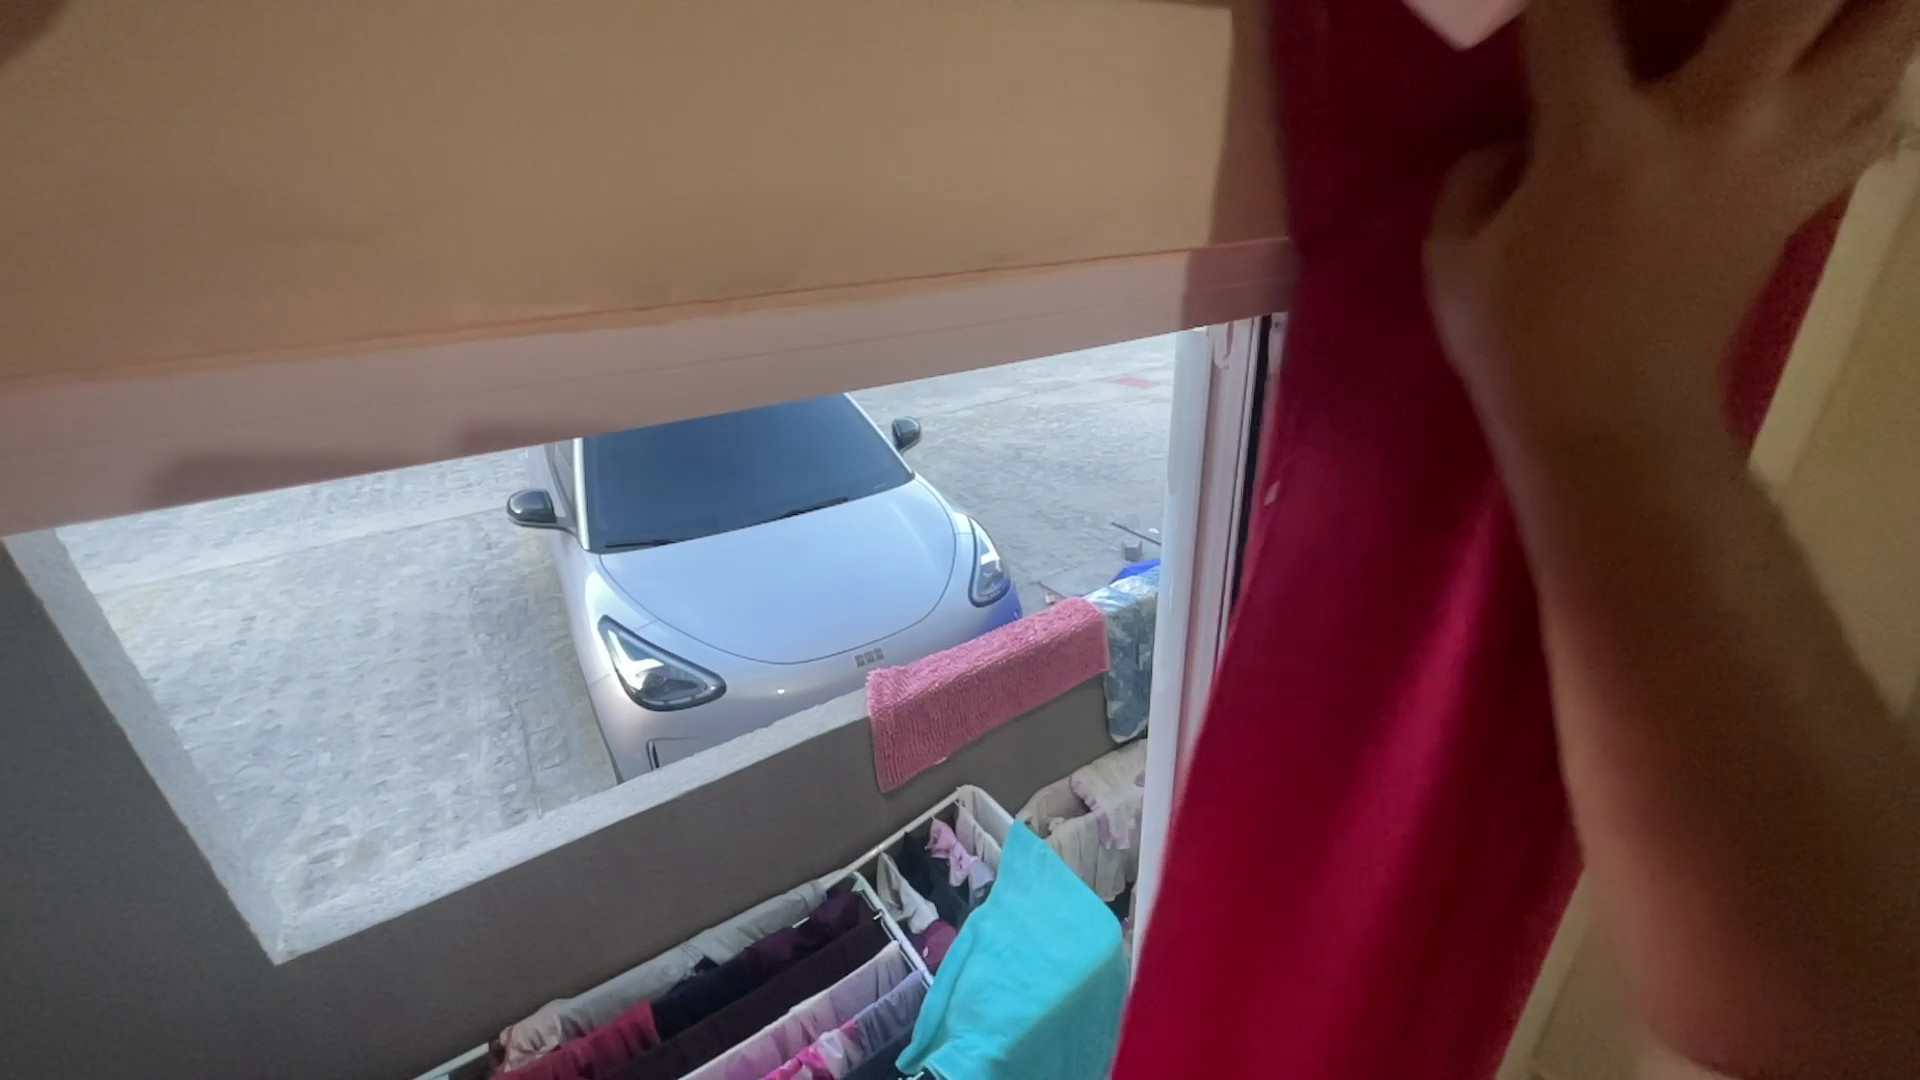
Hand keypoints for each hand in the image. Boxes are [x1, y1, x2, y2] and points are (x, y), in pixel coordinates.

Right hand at [1426, 0, 1916, 448]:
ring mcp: (1775, 156)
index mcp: (1597, 144)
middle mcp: (1708, 124)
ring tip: (1801, 22)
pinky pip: (1882, 111)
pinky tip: (1822, 90)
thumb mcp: (1452, 262)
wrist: (1604, 415)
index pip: (1577, 22)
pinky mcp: (1806, 195)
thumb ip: (1474, 183)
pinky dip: (1867, 85)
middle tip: (1723, 5)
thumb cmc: (1514, 338)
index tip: (1550, 4)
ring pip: (1890, 24)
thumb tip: (1512, 146)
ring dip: (1858, 5)